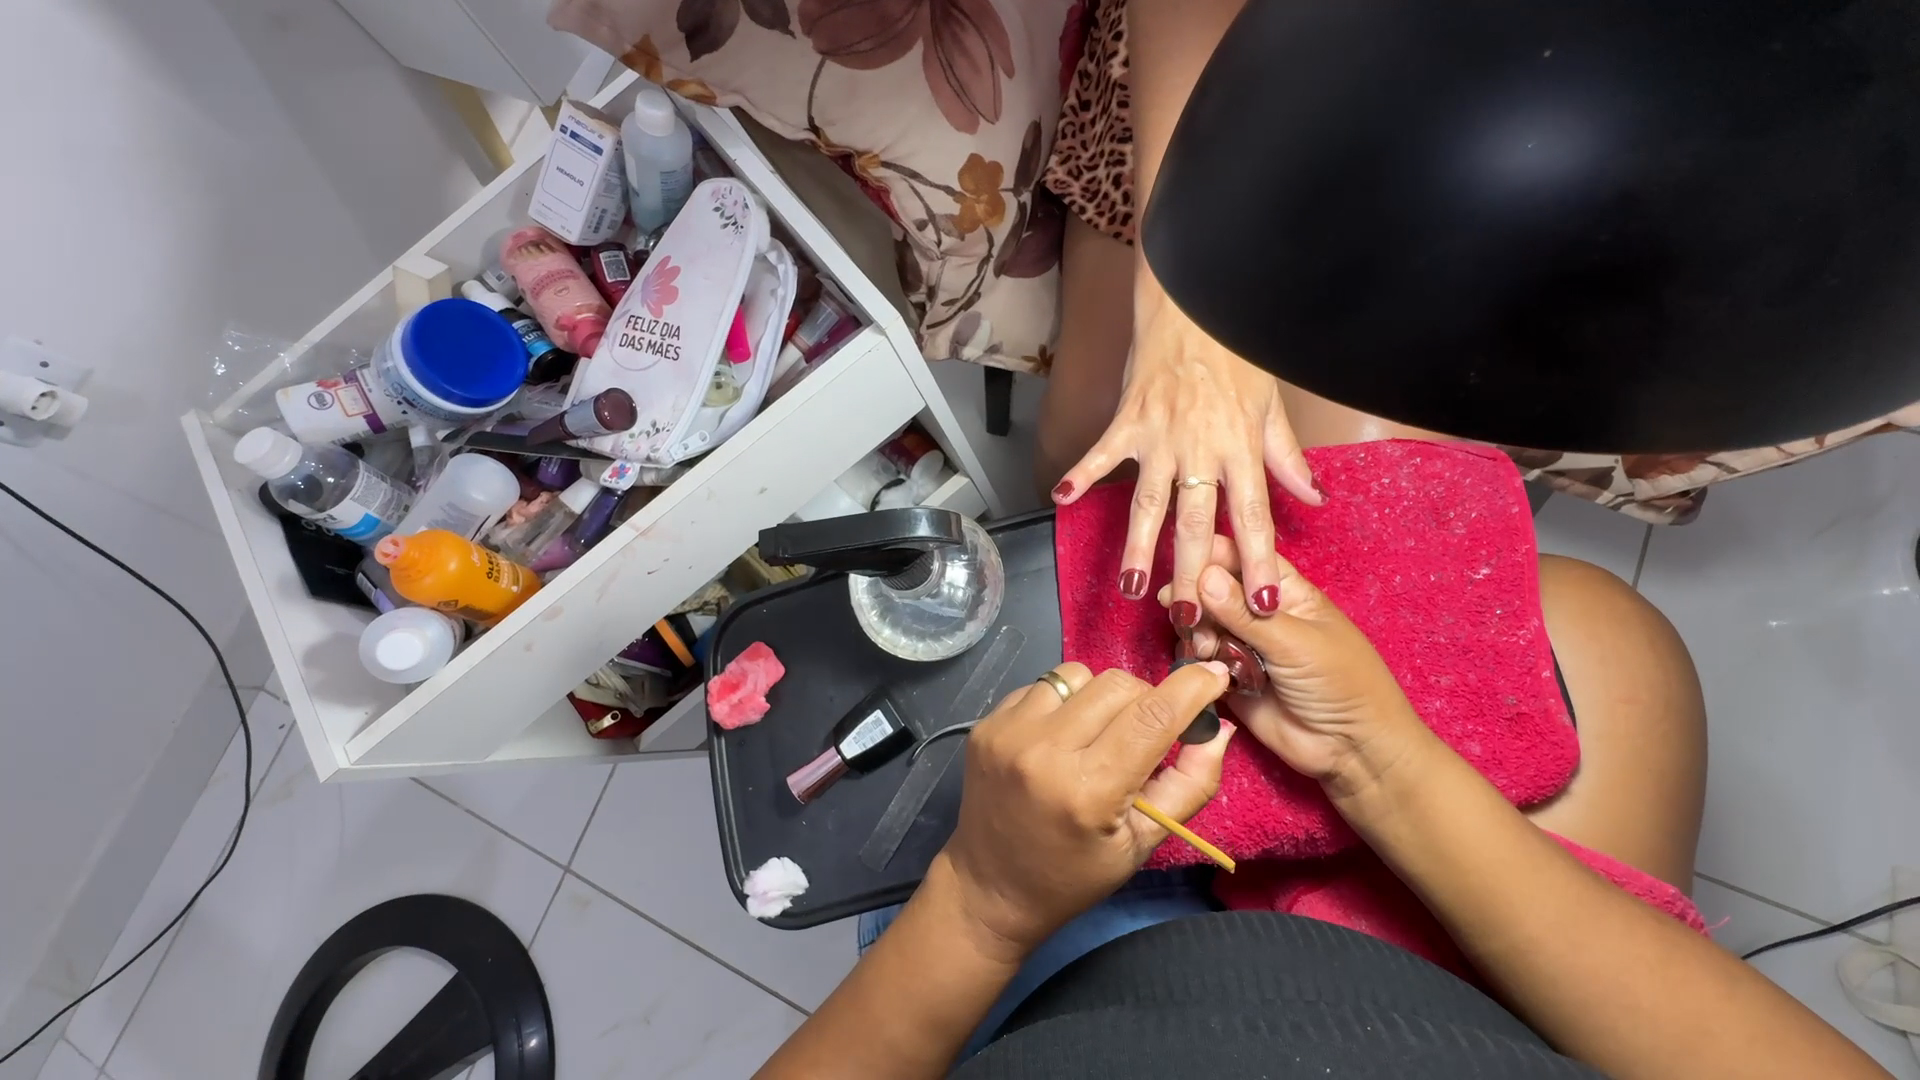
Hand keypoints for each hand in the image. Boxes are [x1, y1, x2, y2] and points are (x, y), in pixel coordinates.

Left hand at [938, 660, 1234, 958]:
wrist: (991, 886)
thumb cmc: (1075, 875)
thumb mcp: (1143, 843)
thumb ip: (1190, 784)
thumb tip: (1219, 728)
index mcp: (1089, 791)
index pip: (1152, 717)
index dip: (1191, 688)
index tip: (1214, 674)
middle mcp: (1044, 751)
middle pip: (1118, 685)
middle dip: (1146, 700)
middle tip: (1145, 732)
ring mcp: (1009, 732)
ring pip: (1079, 675)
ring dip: (1101, 697)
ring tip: (1096, 735)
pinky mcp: (988, 723)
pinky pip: (1042, 684)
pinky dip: (1063, 702)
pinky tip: (1059, 738)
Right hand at [1052, 274, 1322, 629]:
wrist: (1198, 305)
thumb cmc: (1237, 356)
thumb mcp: (1270, 405)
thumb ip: (1286, 457)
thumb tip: (1312, 499)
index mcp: (1240, 446)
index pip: (1253, 513)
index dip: (1258, 559)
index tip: (1261, 604)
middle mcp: (1200, 447)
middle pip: (1196, 520)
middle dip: (1194, 571)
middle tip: (1189, 618)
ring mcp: (1159, 435)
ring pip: (1148, 500)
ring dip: (1139, 546)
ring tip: (1133, 588)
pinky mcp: (1127, 420)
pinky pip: (1102, 452)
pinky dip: (1081, 474)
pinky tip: (1062, 500)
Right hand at [1163, 536, 1428, 795]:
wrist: (1351, 749)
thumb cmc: (1342, 682)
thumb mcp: (1295, 642)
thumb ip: (1245, 614)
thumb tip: (1202, 576)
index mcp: (1283, 590)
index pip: (1241, 558)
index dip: (1210, 557)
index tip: (1186, 567)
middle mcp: (1257, 612)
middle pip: (1211, 589)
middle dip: (1195, 597)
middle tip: (1185, 612)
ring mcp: (1241, 644)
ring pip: (1201, 622)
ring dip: (1196, 630)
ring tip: (1207, 648)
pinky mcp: (1228, 676)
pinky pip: (1199, 658)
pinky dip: (1194, 658)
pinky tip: (1204, 666)